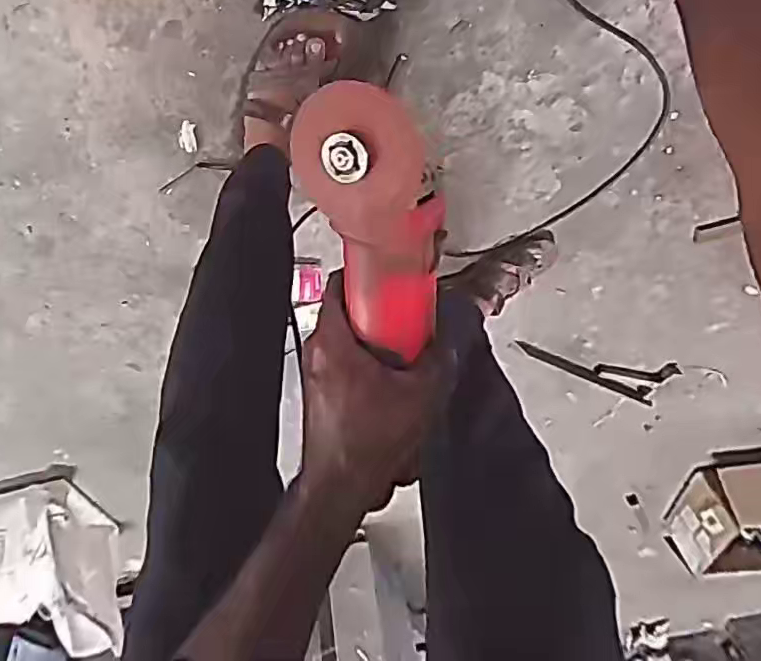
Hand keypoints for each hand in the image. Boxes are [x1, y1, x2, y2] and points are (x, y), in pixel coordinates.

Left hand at [298, 275, 446, 513]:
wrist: (340, 485)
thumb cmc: (365, 445)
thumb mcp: (419, 395)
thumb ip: (438, 360)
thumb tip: (446, 343)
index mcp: (332, 342)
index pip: (338, 284)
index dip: (364, 273)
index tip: (385, 274)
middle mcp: (316, 351)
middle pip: (343, 308)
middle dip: (374, 308)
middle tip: (400, 314)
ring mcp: (314, 371)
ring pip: (343, 334)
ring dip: (370, 335)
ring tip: (399, 349)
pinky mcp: (319, 390)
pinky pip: (340, 357)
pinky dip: (362, 357)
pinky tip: (387, 377)